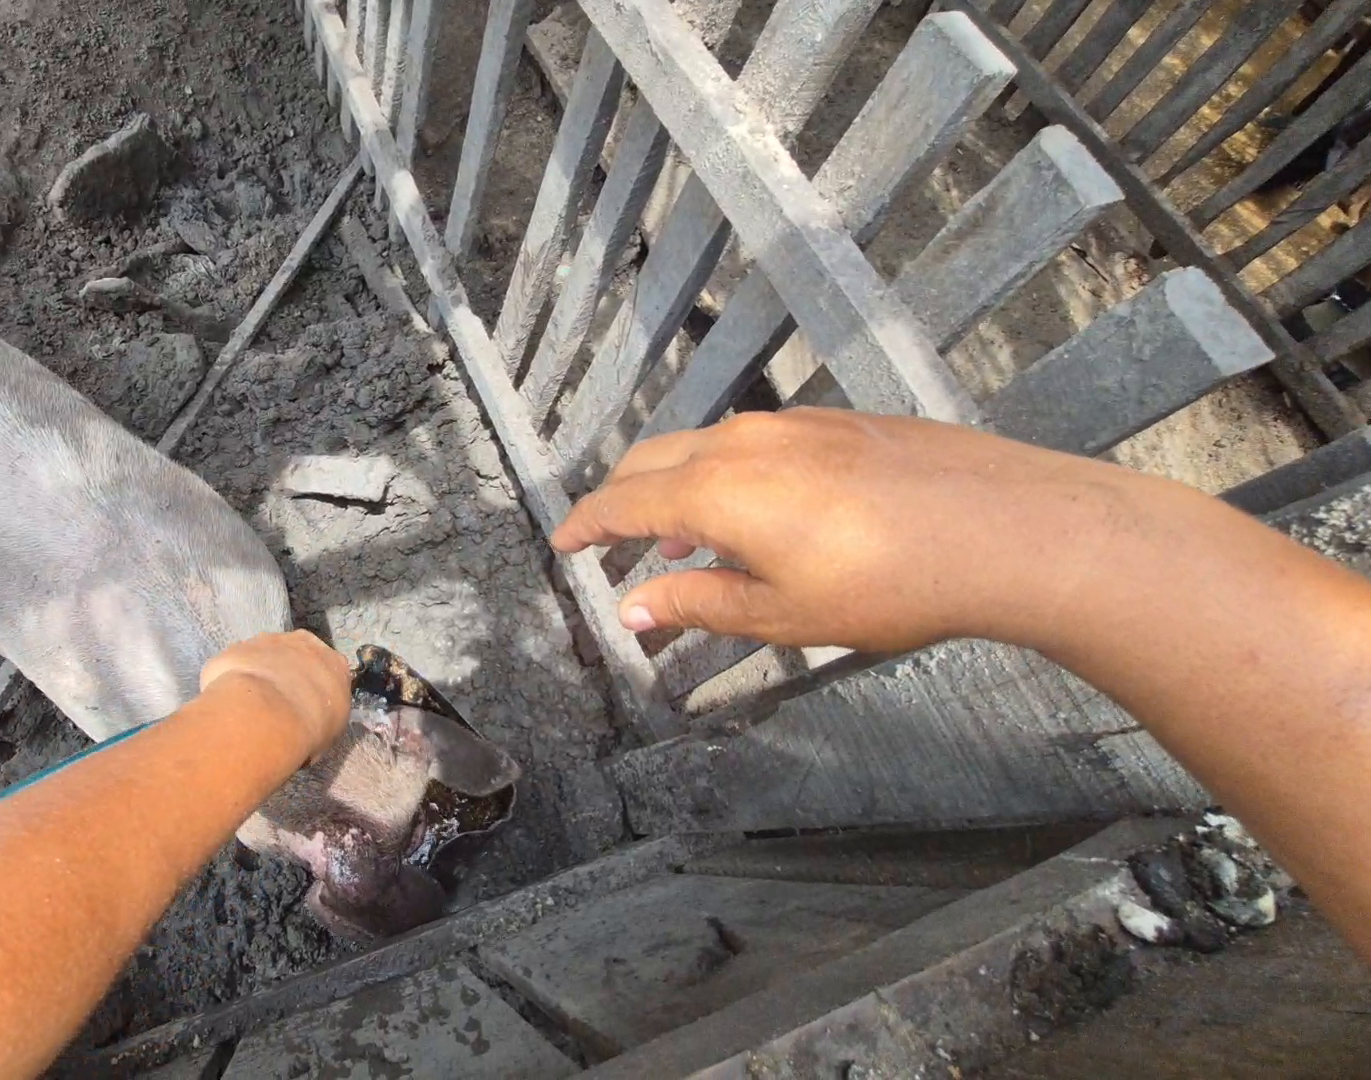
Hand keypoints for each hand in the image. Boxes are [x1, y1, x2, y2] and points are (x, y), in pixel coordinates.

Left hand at [201, 630, 352, 762]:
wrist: (268, 715)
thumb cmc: (310, 728)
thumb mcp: (331, 730)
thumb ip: (324, 716)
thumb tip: (311, 724)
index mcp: (335, 664)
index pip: (328, 672)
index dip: (316, 690)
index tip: (307, 708)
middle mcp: (304, 644)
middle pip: (297, 656)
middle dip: (288, 675)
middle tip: (278, 706)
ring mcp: (268, 641)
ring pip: (265, 656)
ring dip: (260, 675)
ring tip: (250, 707)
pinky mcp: (237, 648)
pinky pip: (236, 664)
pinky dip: (233, 679)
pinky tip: (231, 702)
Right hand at [551, 408, 1158, 652]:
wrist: (1016, 528)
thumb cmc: (886, 583)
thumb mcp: (779, 613)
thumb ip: (694, 604)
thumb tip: (630, 610)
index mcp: (714, 491)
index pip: (622, 503)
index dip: (585, 525)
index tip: (561, 543)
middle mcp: (738, 443)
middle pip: (648, 462)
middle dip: (618, 499)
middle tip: (607, 539)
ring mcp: (787, 425)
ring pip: (697, 448)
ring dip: (670, 489)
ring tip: (677, 539)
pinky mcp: (830, 422)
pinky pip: (745, 444)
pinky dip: (718, 475)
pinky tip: (749, 512)